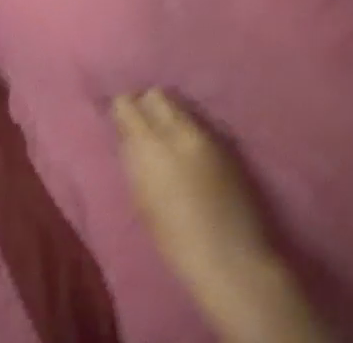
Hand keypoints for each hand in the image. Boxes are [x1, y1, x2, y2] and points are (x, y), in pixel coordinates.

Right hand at [113, 90, 326, 342]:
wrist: (230, 257)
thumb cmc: (175, 240)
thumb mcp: (142, 199)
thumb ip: (134, 160)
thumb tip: (129, 137)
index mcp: (149, 146)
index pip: (126, 104)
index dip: (122, 110)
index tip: (122, 123)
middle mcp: (177, 131)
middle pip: (156, 95)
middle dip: (147, 106)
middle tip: (145, 126)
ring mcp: (206, 135)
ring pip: (180, 105)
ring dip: (170, 115)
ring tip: (168, 137)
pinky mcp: (227, 144)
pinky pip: (200, 123)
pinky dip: (190, 129)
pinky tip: (190, 151)